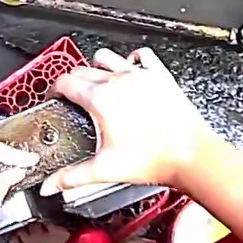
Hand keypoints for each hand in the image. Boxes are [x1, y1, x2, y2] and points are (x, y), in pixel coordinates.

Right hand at [40, 47, 220, 193]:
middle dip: (72, 81)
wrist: (191, 155)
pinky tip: (131, 71)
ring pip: (108, 57)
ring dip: (97, 66)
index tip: (55, 96)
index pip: (65, 82)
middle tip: (71, 95)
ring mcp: (140, 75)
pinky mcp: (159, 76)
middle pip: (82, 69)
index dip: (55, 89)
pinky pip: (141, 56)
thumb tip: (51, 186)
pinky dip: (131, 60)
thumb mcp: (104, 170)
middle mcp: (118, 81)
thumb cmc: (154, 159)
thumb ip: (72, 177)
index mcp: (100, 99)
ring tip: (97, 81)